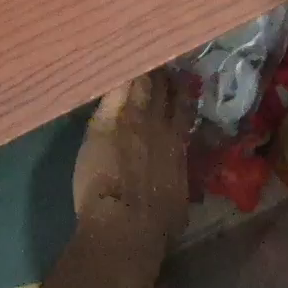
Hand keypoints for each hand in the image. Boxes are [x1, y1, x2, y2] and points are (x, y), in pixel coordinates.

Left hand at [74, 72, 192, 257]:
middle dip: (162, 75)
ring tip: (138, 63)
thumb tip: (183, 169)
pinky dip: (116, 82)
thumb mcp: (181, 197)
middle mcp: (158, 123)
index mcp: (178, 141)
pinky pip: (112, 93)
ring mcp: (131, 119)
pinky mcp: (103, 123)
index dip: (183, 91)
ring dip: (141, 72)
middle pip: (163, 89)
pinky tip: (115, 72)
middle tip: (158, 65)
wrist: (125, 224)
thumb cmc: (158, 223)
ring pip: (140, 83)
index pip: (184, 105)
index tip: (181, 80)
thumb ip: (181, 174)